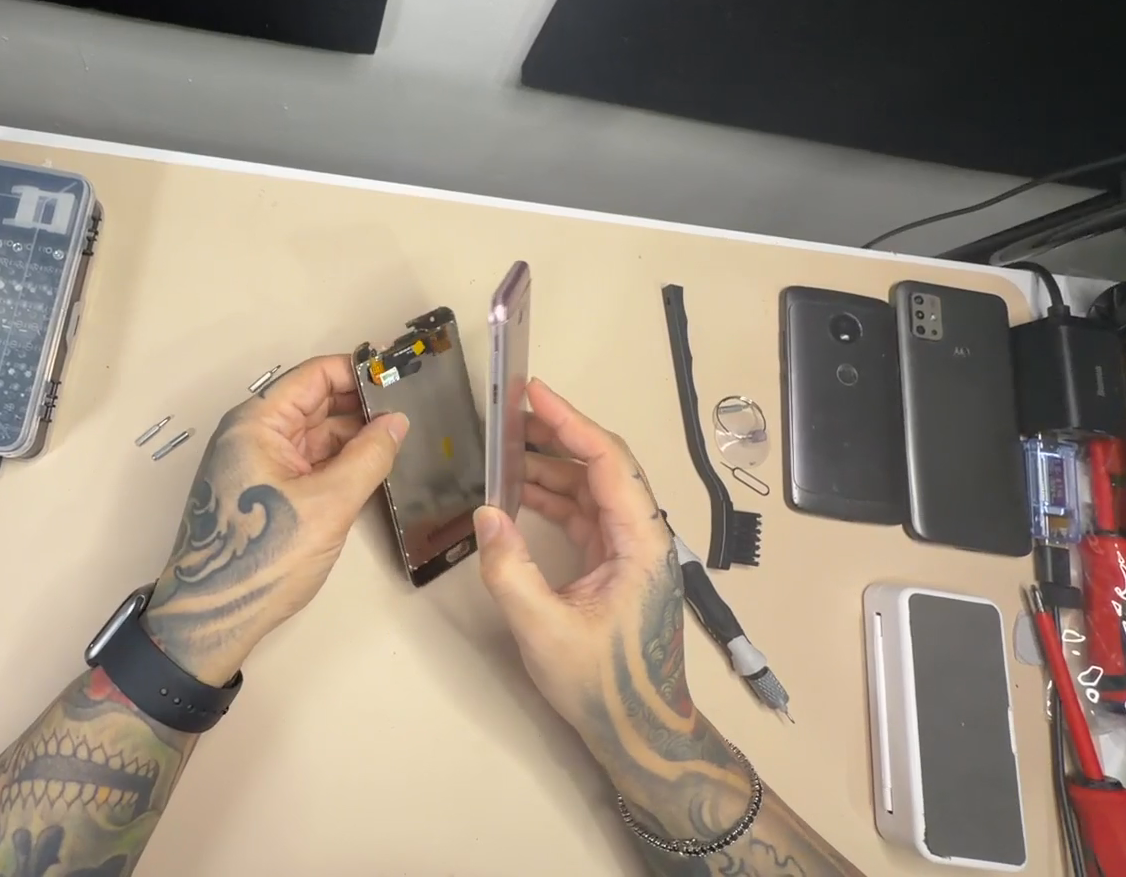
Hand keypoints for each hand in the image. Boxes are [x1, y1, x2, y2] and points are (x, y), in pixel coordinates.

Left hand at [145, 355, 408, 684]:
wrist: (212, 620)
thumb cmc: (264, 556)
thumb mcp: (327, 505)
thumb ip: (368, 458)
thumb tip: (398, 421)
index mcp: (257, 423)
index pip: (313, 377)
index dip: (356, 373)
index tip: (398, 377)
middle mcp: (255, 435)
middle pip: (313, 403)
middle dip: (359, 404)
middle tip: (409, 408)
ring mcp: (259, 463)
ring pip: (314, 434)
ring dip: (353, 434)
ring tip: (398, 438)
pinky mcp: (266, 490)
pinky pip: (308, 461)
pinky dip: (339, 460)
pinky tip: (372, 464)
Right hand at [473, 379, 745, 814]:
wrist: (640, 732)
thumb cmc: (603, 685)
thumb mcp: (545, 630)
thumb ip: (509, 570)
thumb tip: (485, 514)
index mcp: (639, 541)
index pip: (608, 462)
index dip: (571, 422)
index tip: (535, 392)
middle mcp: (639, 534)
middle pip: (601, 466)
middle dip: (556, 434)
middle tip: (509, 413)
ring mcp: (626, 547)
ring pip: (589, 487)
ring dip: (549, 464)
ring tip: (504, 446)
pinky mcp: (612, 561)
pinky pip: (581, 512)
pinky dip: (549, 496)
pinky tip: (517, 491)